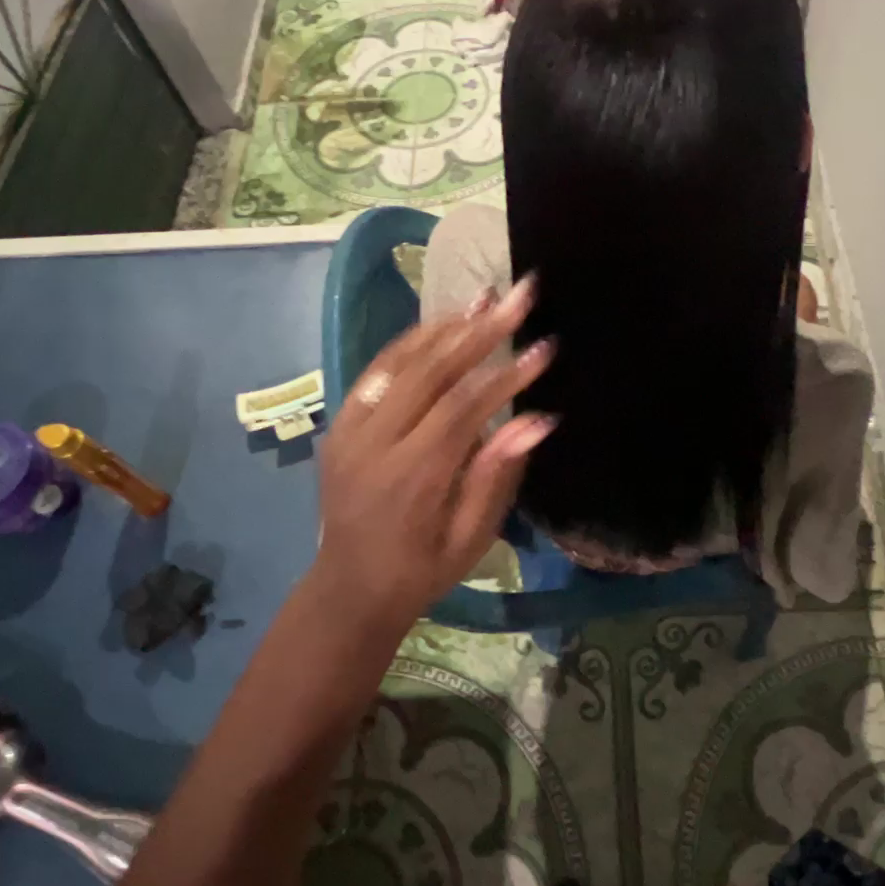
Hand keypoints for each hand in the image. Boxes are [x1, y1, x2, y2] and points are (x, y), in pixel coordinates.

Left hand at [310, 277, 555, 624]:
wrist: (348, 588)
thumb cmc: (422, 570)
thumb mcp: (470, 538)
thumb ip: (497, 475)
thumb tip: (537, 420)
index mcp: (412, 478)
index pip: (462, 408)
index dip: (506, 375)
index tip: (545, 348)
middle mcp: (374, 444)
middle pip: (431, 371)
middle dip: (480, 330)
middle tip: (519, 297)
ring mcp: (349, 430)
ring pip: (398, 362)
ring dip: (445, 326)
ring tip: (485, 297)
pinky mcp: (339, 424)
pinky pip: (375, 372)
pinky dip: (409, 343)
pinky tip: (441, 324)